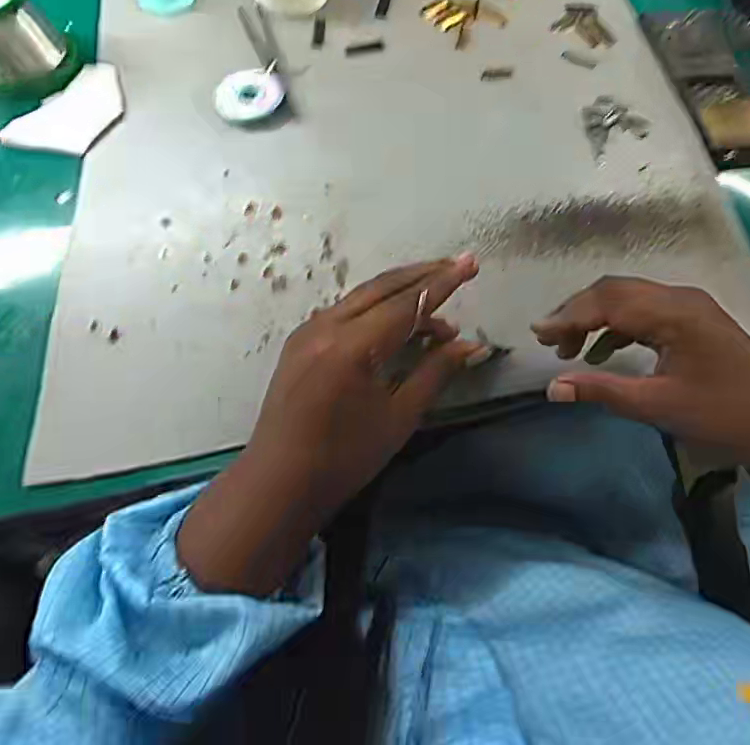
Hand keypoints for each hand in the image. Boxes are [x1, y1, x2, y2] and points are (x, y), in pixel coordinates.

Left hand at [177, 255, 483, 592]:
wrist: (276, 485)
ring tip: (438, 309)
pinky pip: (347, 311)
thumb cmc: (344, 458)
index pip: (406, 302)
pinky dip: (378, 308)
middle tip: (458, 266)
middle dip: (424, 274)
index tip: (470, 263)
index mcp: (352, 346)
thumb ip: (436, 372)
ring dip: (401, 293)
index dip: (443, 282)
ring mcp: (309, 331)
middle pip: (383, 287)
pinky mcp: (301, 341)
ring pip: (364, 296)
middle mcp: (327, 327)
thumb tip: (472, 345)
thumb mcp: (399, 417)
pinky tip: (398, 323)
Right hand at [532, 277, 749, 517]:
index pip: (609, 302)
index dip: (568, 316)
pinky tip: (604, 352)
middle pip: (616, 291)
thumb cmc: (724, 418)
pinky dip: (619, 326)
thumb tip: (553, 388)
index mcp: (675, 312)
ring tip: (569, 348)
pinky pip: (646, 311)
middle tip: (548, 340)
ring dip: (596, 317)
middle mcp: (681, 298)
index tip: (537, 333)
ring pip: (630, 298)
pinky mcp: (695, 319)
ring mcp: (690, 306)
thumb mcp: (659, 407)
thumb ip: (603, 392)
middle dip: (578, 312)